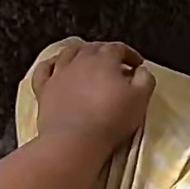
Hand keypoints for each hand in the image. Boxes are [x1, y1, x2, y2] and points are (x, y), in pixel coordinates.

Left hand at [31, 40, 154, 148]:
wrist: (74, 140)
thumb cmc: (111, 118)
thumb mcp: (141, 98)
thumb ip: (145, 79)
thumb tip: (141, 70)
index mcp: (105, 60)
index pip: (119, 48)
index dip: (130, 54)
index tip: (137, 65)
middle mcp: (81, 61)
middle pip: (93, 47)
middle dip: (106, 51)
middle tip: (116, 62)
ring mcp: (59, 73)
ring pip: (68, 53)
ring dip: (80, 52)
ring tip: (87, 59)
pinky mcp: (44, 89)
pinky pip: (44, 69)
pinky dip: (51, 63)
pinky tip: (56, 66)